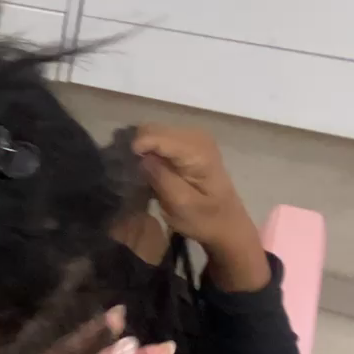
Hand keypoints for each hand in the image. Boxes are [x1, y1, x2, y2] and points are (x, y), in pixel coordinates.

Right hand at [130, 125, 268, 290]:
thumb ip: (161, 178)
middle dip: (137, 149)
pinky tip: (149, 169)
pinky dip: (150, 151)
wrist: (227, 224)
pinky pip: (160, 138)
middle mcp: (196, 137)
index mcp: (197, 152)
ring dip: (142, 150)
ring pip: (153, 132)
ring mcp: (194, 138)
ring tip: (137, 173)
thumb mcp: (180, 205)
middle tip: (130, 174)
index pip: (157, 137)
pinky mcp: (189, 144)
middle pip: (152, 129)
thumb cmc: (205, 219)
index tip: (127, 171)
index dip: (137, 149)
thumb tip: (140, 158)